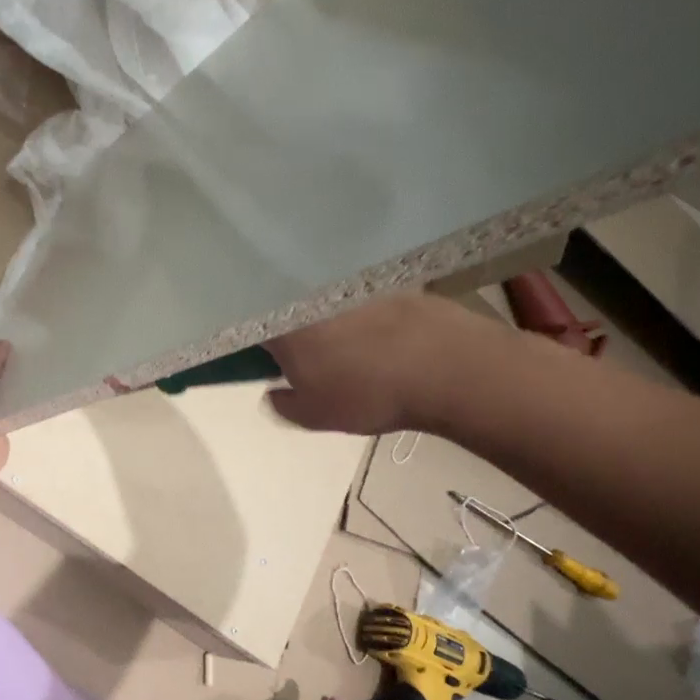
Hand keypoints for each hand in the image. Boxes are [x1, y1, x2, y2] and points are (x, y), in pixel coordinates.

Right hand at [263, 293, 505, 435]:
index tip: (252, 352)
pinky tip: (378, 334)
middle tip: (296, 349)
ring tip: (342, 343)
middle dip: (285, 321)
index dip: (246, 336)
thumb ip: (284, 404)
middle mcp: (315, 295)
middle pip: (287, 303)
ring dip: (325, 314)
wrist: (452, 369)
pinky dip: (362, 311)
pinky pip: (362, 295)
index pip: (249, 322)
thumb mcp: (314, 415)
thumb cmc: (369, 394)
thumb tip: (275, 392)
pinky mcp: (395, 283)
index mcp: (286, 325)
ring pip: (325, 297)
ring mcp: (356, 285)